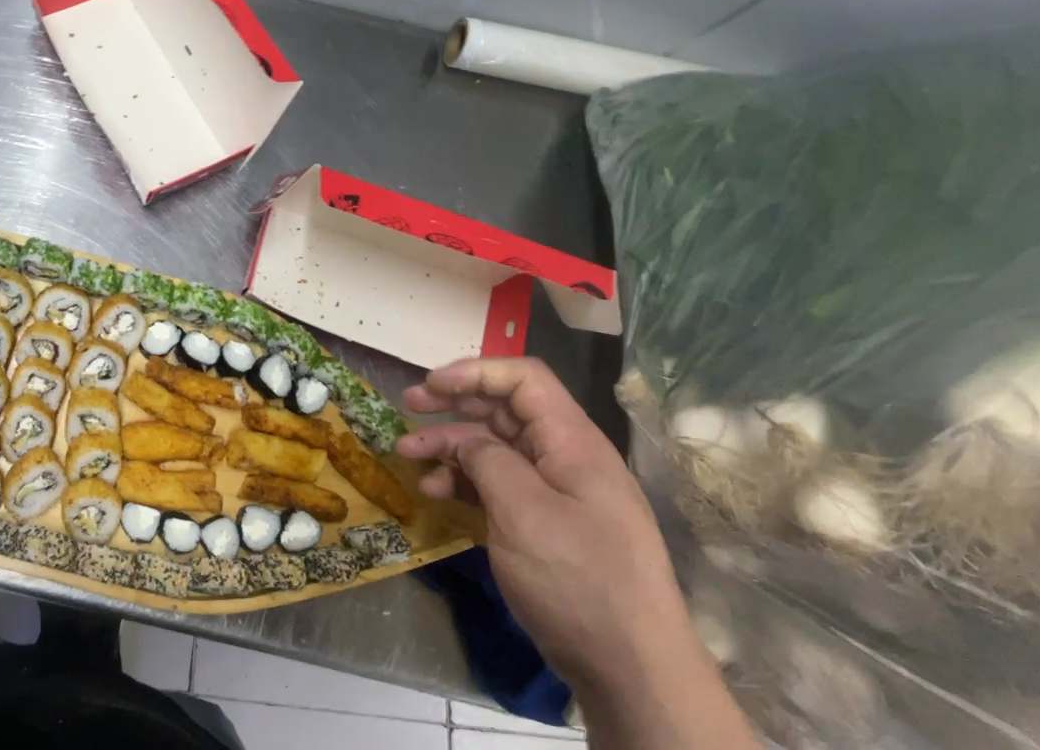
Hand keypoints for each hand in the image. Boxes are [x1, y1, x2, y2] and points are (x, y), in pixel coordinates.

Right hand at [395, 357, 694, 694]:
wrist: (631, 667)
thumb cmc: (578, 578)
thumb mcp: (523, 512)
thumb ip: (487, 460)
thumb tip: (465, 440)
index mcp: (572, 442)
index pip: (523, 380)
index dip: (474, 372)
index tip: (429, 387)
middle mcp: (567, 458)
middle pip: (506, 410)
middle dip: (455, 404)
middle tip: (407, 405)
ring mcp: (559, 494)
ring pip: (498, 449)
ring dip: (452, 447)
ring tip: (410, 458)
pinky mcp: (547, 526)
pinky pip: (501, 486)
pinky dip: (467, 483)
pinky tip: (438, 494)